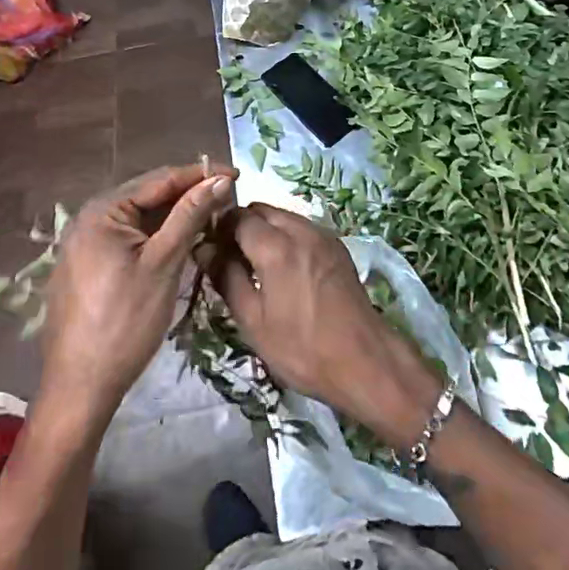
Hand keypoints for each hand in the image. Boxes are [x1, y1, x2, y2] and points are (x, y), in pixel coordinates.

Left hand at [41, 164, 237, 416]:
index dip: (200, 174)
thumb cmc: (125, 322)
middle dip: (190, 194)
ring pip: (142, 218)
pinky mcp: (90, 265)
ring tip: (214, 217)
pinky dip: (159, 236)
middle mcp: (90, 218)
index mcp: (102, 210)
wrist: (81, 386)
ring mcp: (87, 243)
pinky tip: (185, 241)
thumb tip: (220, 179)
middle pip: (150, 196)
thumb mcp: (164, 263)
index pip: (160, 179)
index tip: (237, 175)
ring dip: (177, 216)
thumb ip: (191, 215)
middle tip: (229, 198)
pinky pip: (131, 238)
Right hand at [195, 204, 442, 448]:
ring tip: (256, 267)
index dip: (219, 229)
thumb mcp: (253, 320)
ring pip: (283, 216)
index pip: (237, 216)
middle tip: (231, 259)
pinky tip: (284, 270)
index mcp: (275, 246)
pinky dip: (287, 237)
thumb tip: (204, 249)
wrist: (364, 359)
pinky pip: (303, 228)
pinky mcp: (337, 246)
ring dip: (265, 230)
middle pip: (262, 210)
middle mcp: (300, 229)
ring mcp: (323, 235)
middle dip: (242, 225)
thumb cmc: (302, 347)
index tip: (210, 251)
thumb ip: (226, 278)